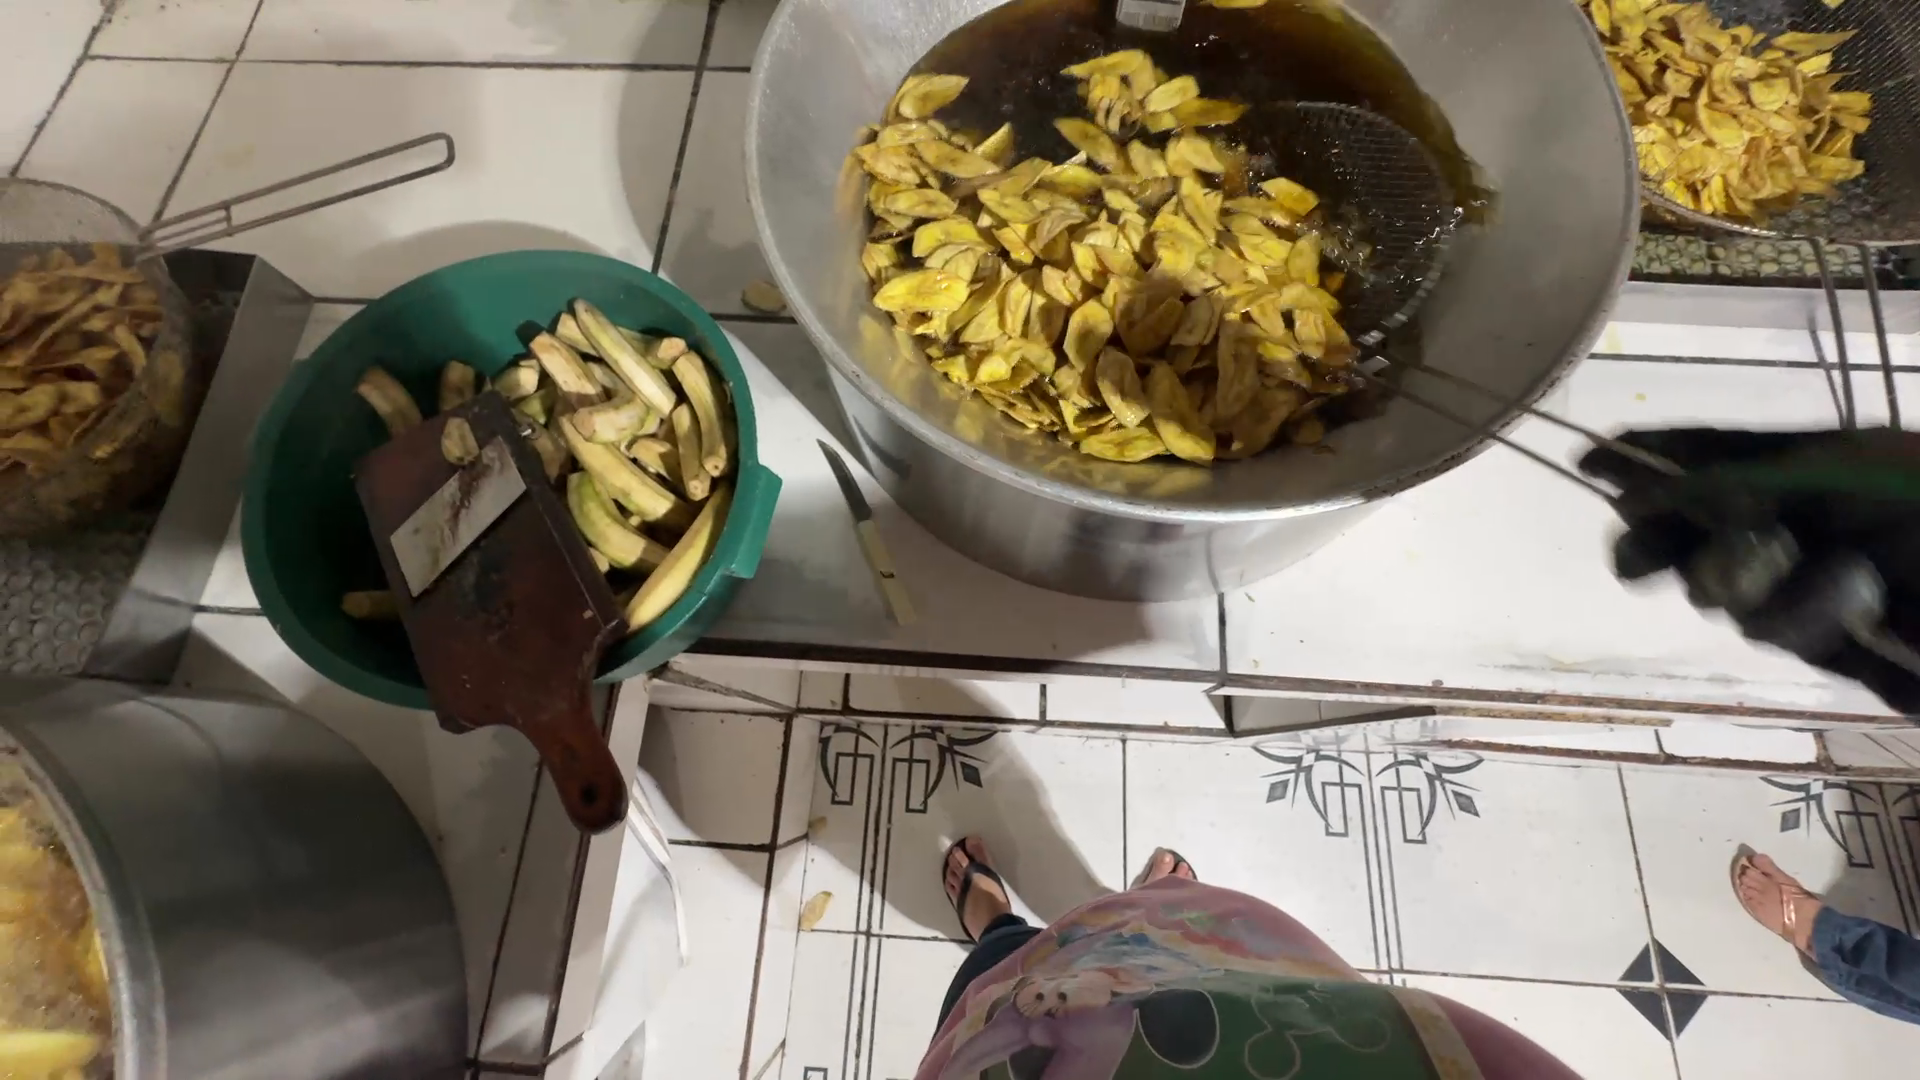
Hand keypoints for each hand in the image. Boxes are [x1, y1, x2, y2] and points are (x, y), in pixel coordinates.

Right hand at [1578, 427, 1919, 714]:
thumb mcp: (1838, 467)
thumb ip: (1726, 474)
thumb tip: (1621, 482)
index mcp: (1804, 475)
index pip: (1697, 462)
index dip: (1639, 462)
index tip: (1589, 463)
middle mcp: (1800, 531)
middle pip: (1686, 539)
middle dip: (1661, 546)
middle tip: (1641, 559)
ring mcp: (1819, 592)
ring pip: (1725, 597)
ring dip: (1759, 585)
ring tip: (1828, 572)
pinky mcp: (1848, 651)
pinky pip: (1789, 640)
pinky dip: (1814, 619)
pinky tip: (1861, 603)